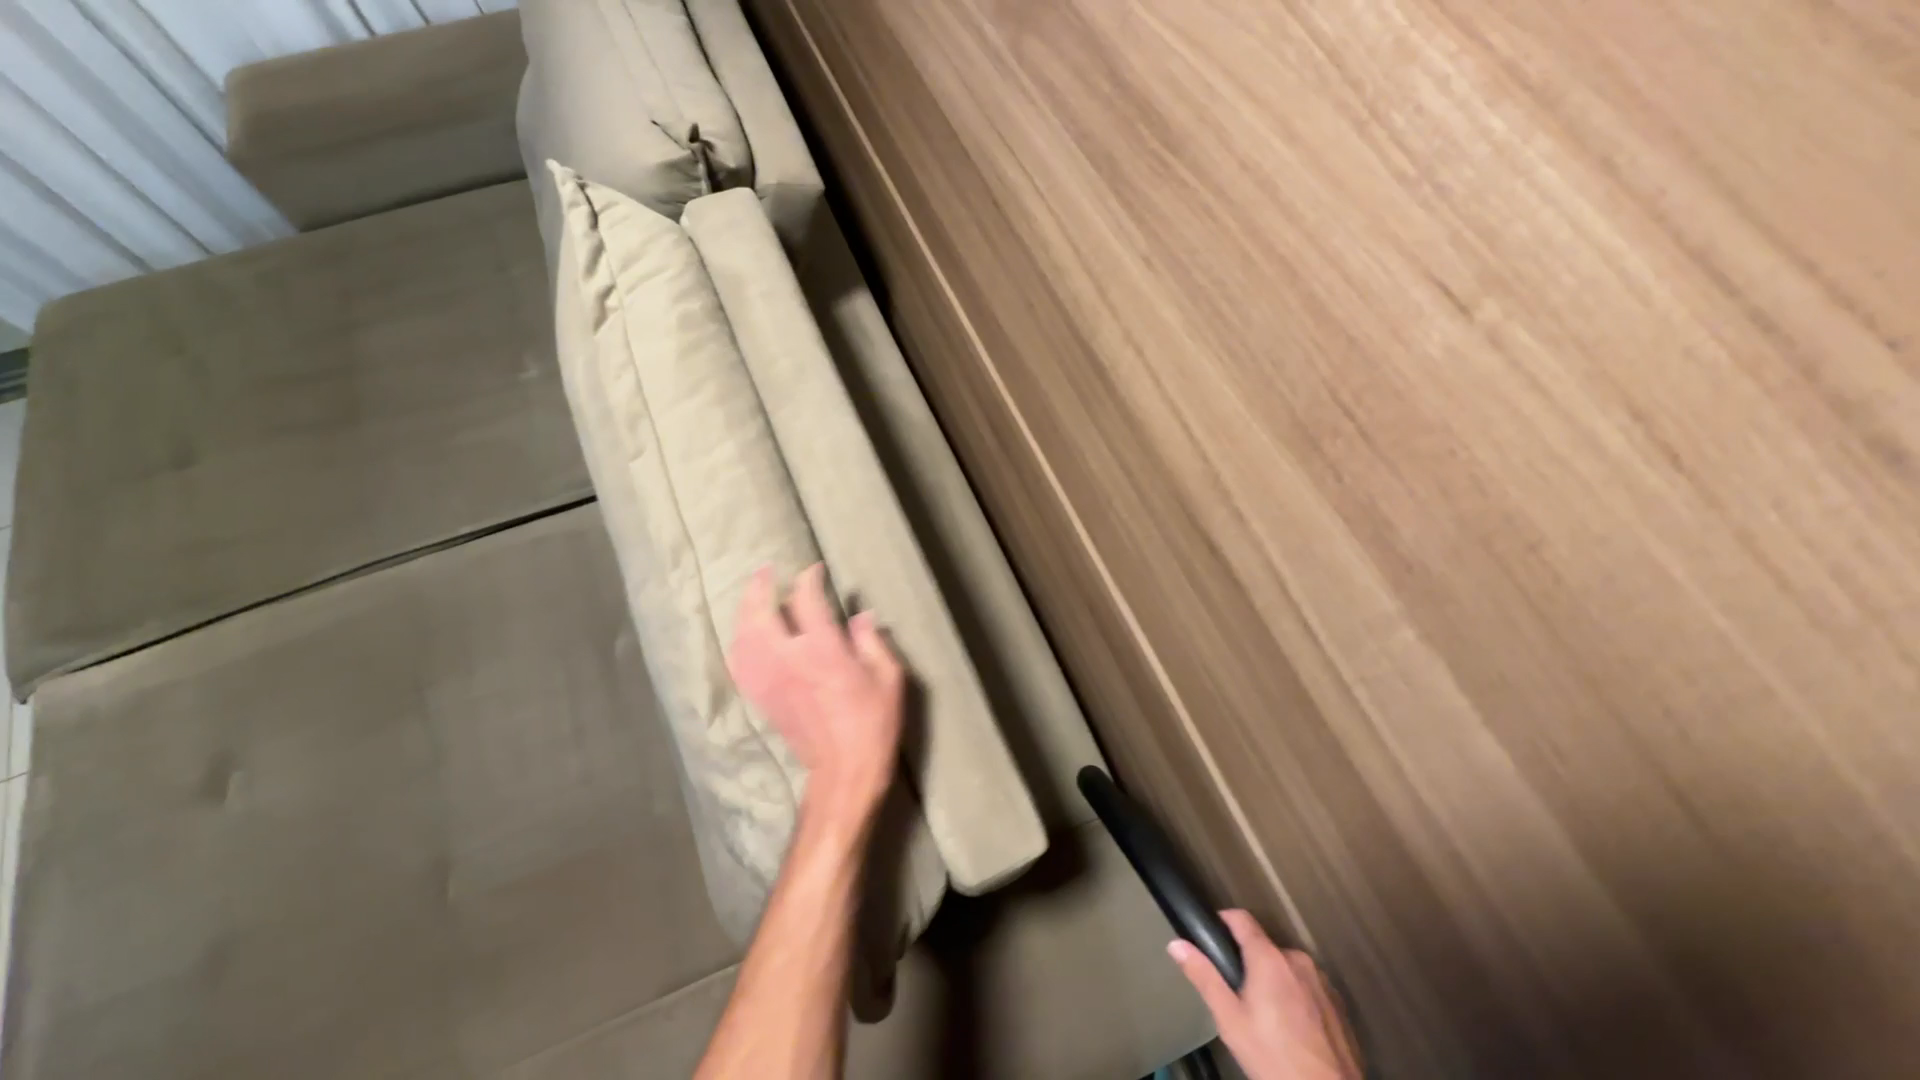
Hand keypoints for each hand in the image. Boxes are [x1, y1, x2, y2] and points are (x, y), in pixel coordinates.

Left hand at [728, 563, 904, 818]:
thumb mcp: (888, 678)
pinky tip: (744, 635)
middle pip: (761, 611)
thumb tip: (861, 617)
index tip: (815, 571)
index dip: (809, 579)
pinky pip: (739, 663)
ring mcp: (769, 679)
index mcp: (823, 650)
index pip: (807, 600)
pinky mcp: (761, 697)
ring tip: (753, 596)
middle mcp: (788, 659)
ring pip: (744, 634)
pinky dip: (738, 643)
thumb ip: (872, 642)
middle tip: (767, 571)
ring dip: (745, 610)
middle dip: (761, 586)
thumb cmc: (873, 724)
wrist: (843, 770)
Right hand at [1168, 910, 1363, 1079]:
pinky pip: (1307, 987)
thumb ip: (1204, 977)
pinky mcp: (1338, 1003)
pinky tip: (1290, 1030)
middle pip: (1264, 948)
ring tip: (1263, 1019)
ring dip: (1272, 981)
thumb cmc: (1272, 1056)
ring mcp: (1322, 981)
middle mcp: (1298, 960)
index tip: (1210, 936)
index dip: (1222, 921)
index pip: (1241, 918)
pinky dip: (1295, 998)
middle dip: (1247, 964)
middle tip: (1235, 997)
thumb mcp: (1229, 1019)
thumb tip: (1176, 944)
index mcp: (1269, 958)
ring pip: (1286, 969)